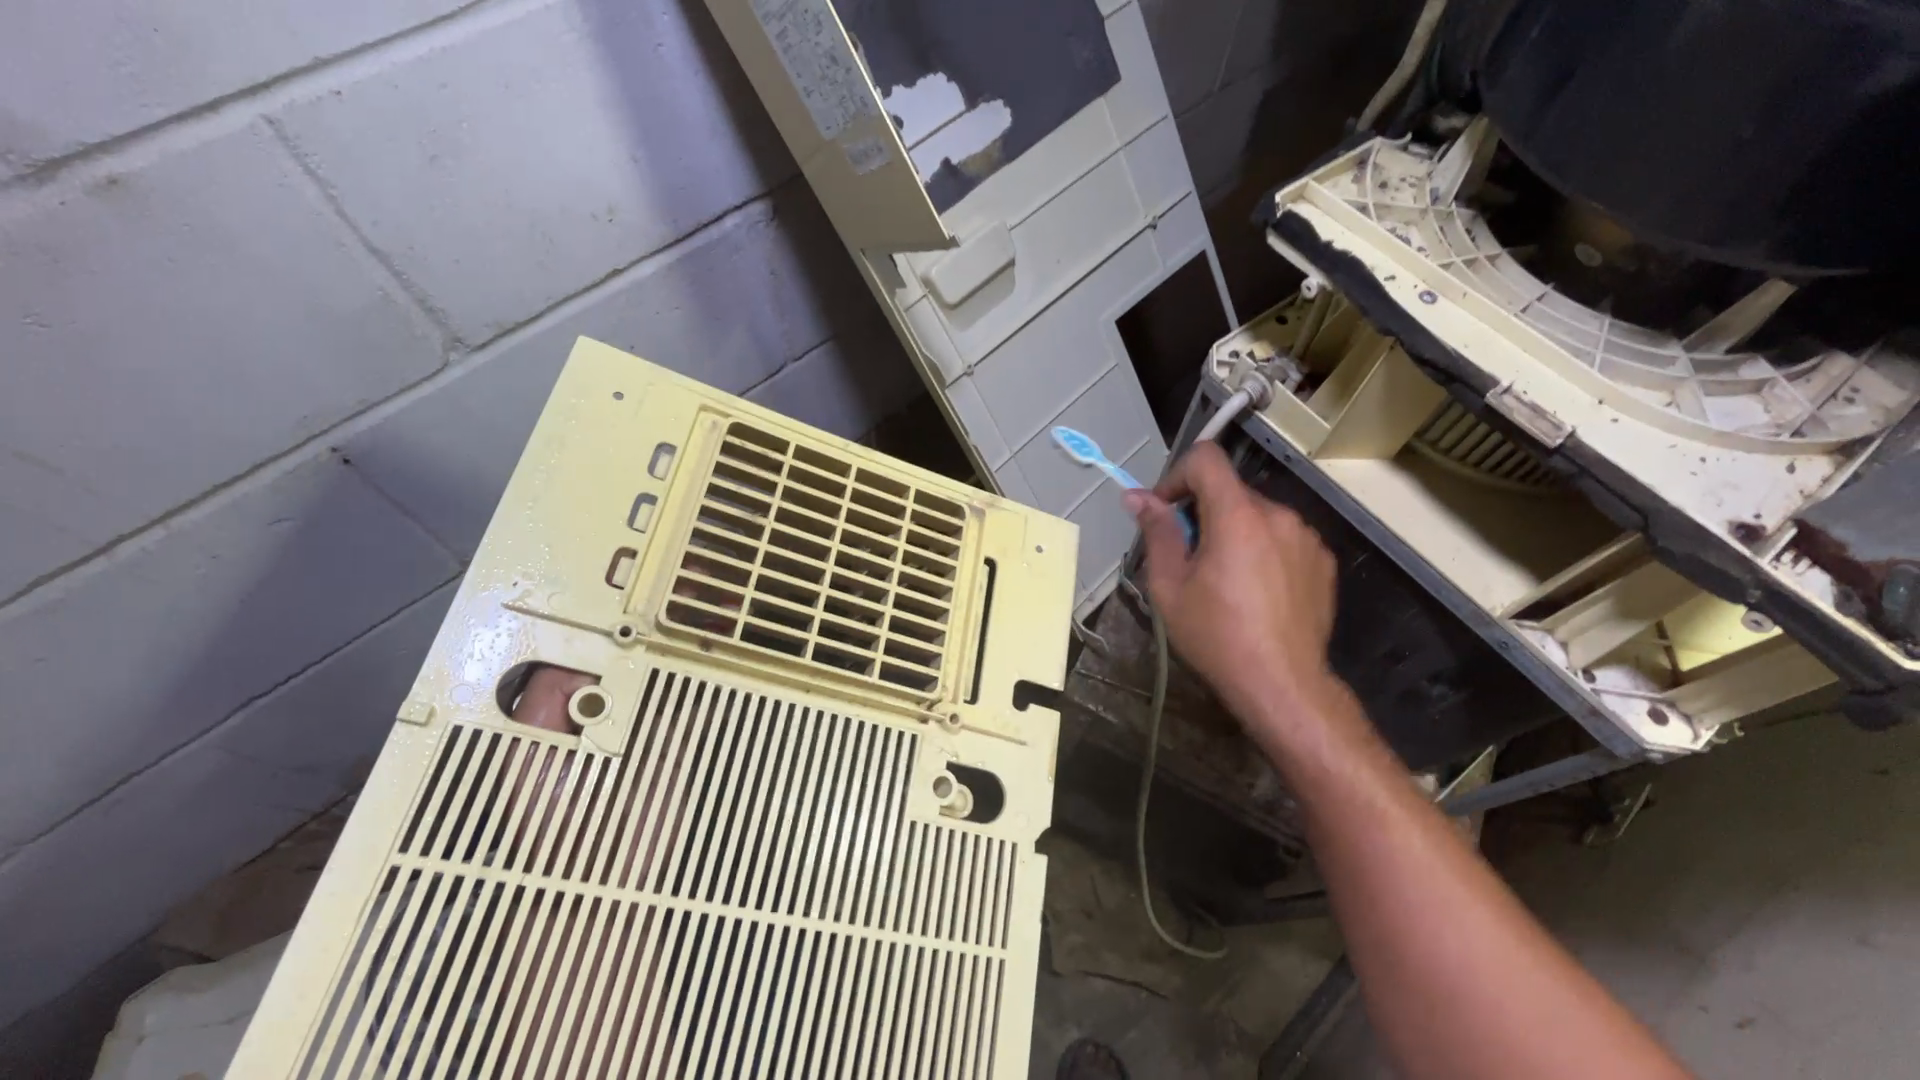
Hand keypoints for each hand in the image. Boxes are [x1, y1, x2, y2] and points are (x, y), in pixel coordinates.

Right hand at [1125, 443, 1345, 738]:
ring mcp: (1307, 537)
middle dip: (1205, 514)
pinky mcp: (1323, 561)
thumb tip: (1137, 497)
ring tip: (1226, 581)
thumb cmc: (1217, 636)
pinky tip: (1257, 592)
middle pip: (1231, 492)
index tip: (1167, 511)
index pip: (1206, 458)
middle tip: (1189, 559)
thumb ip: (1157, 533)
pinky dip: (1265, 551)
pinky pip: (1285, 539)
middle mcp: (1278, 514)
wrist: (1282, 682)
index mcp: (1237, 515)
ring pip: (1259, 517)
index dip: (1178, 475)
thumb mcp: (1170, 587)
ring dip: (1236, 533)